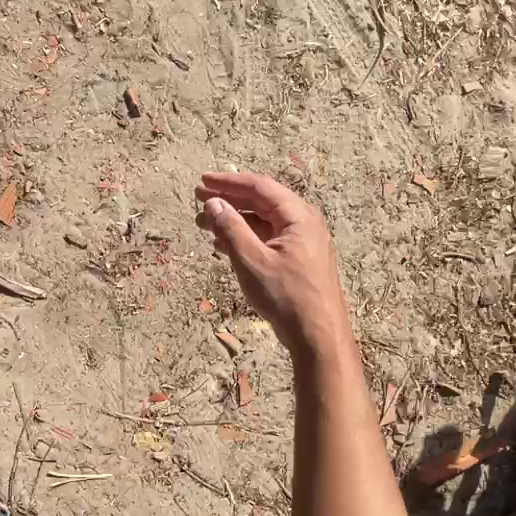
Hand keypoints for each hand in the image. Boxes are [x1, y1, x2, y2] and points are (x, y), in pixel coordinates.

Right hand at [195, 172, 350, 359]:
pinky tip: (222, 244)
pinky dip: (243, 236)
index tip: (203, 181)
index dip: (229, 183)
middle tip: (198, 198)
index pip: (260, 188)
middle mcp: (302, 224)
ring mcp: (300, 242)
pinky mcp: (295, 259)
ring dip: (232, 220)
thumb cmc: (286, 296)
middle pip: (261, 202)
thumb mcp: (252, 260)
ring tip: (203, 223)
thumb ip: (231, 229)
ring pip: (261, 221)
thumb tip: (214, 203)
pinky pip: (265, 238)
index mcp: (298, 217)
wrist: (317, 334)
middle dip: (228, 199)